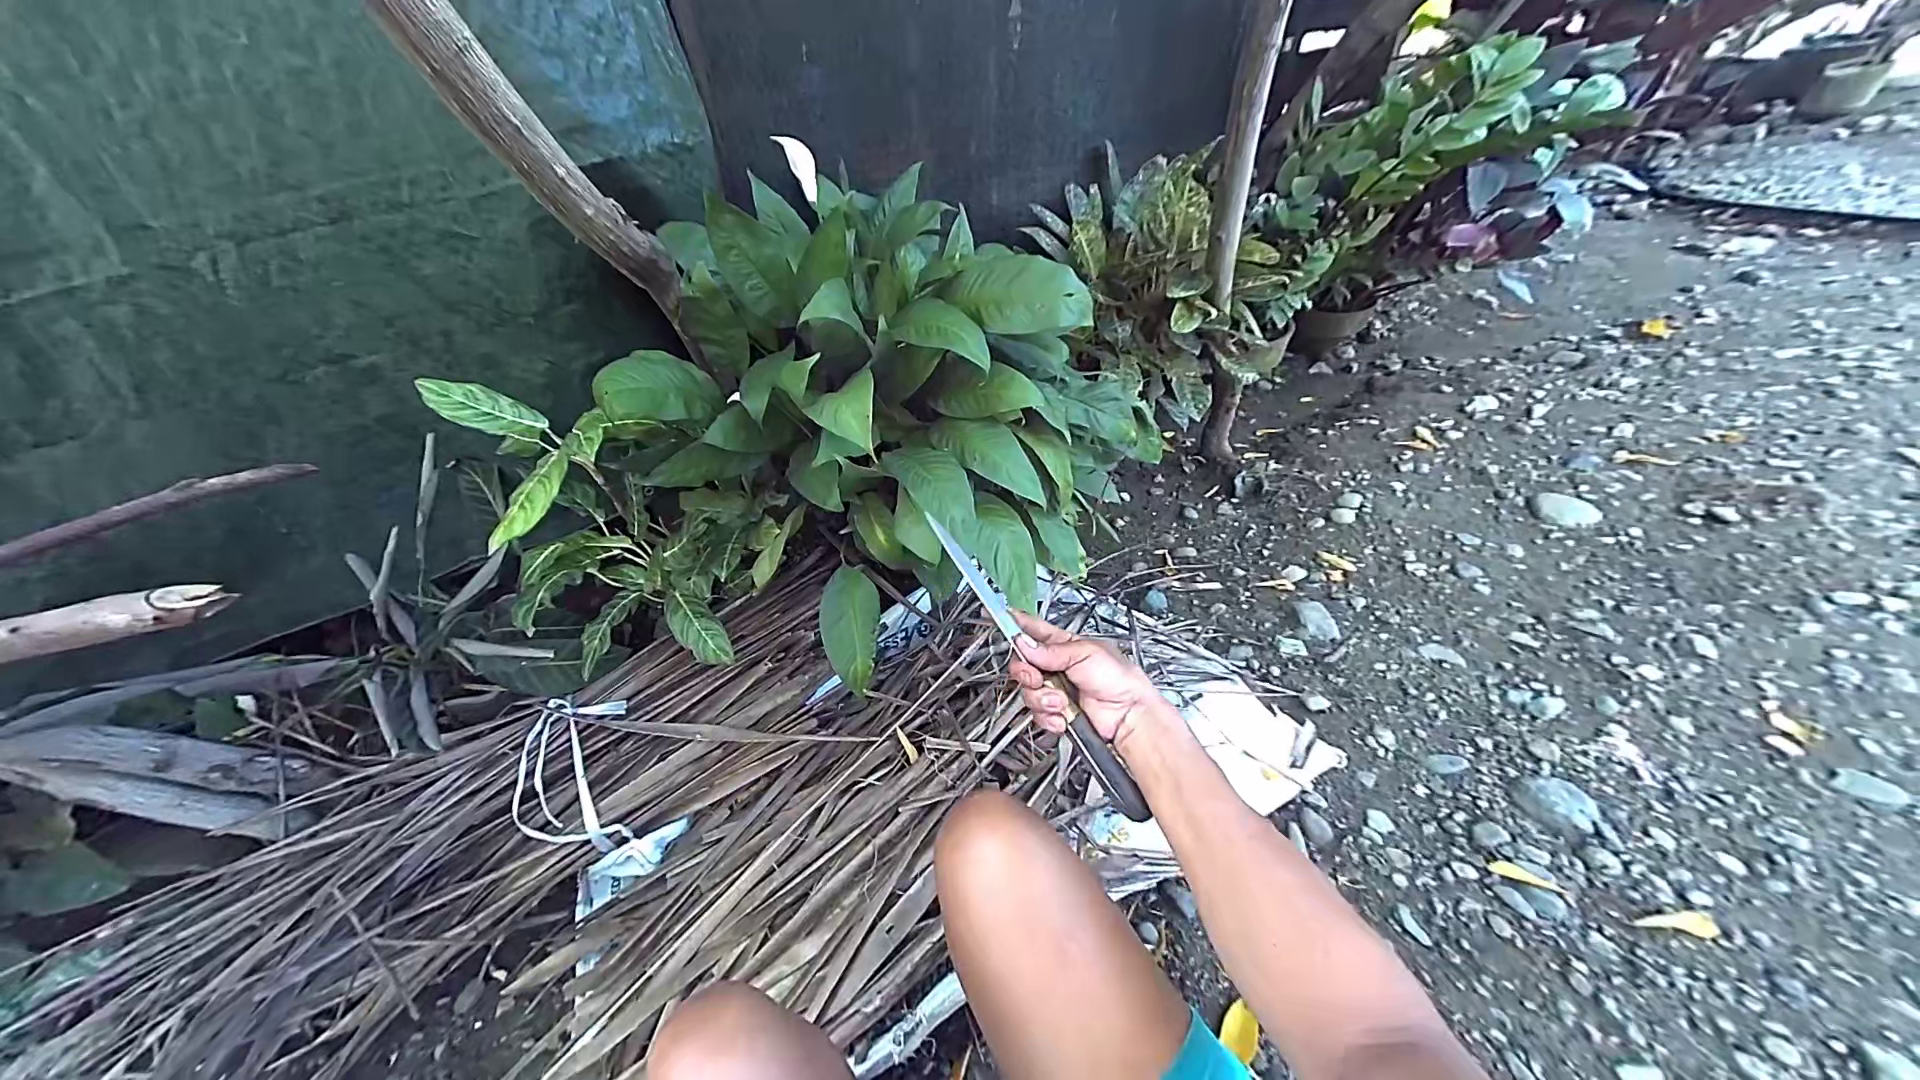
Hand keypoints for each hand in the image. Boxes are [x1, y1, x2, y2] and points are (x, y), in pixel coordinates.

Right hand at [1007, 610, 1164, 747]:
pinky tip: (1064, 715)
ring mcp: (1056, 690)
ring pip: (1028, 692)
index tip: (1003, 618)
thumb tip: (1024, 643)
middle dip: (1027, 673)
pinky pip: (1038, 714)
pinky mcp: (1056, 713)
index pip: (1034, 630)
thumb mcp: (1084, 653)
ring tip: (1061, 700)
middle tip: (1037, 677)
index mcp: (1064, 645)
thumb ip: (1051, 650)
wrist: (1129, 715)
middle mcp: (1056, 667)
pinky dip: (1049, 717)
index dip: (1017, 624)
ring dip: (1043, 699)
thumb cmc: (1119, 679)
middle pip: (1023, 665)